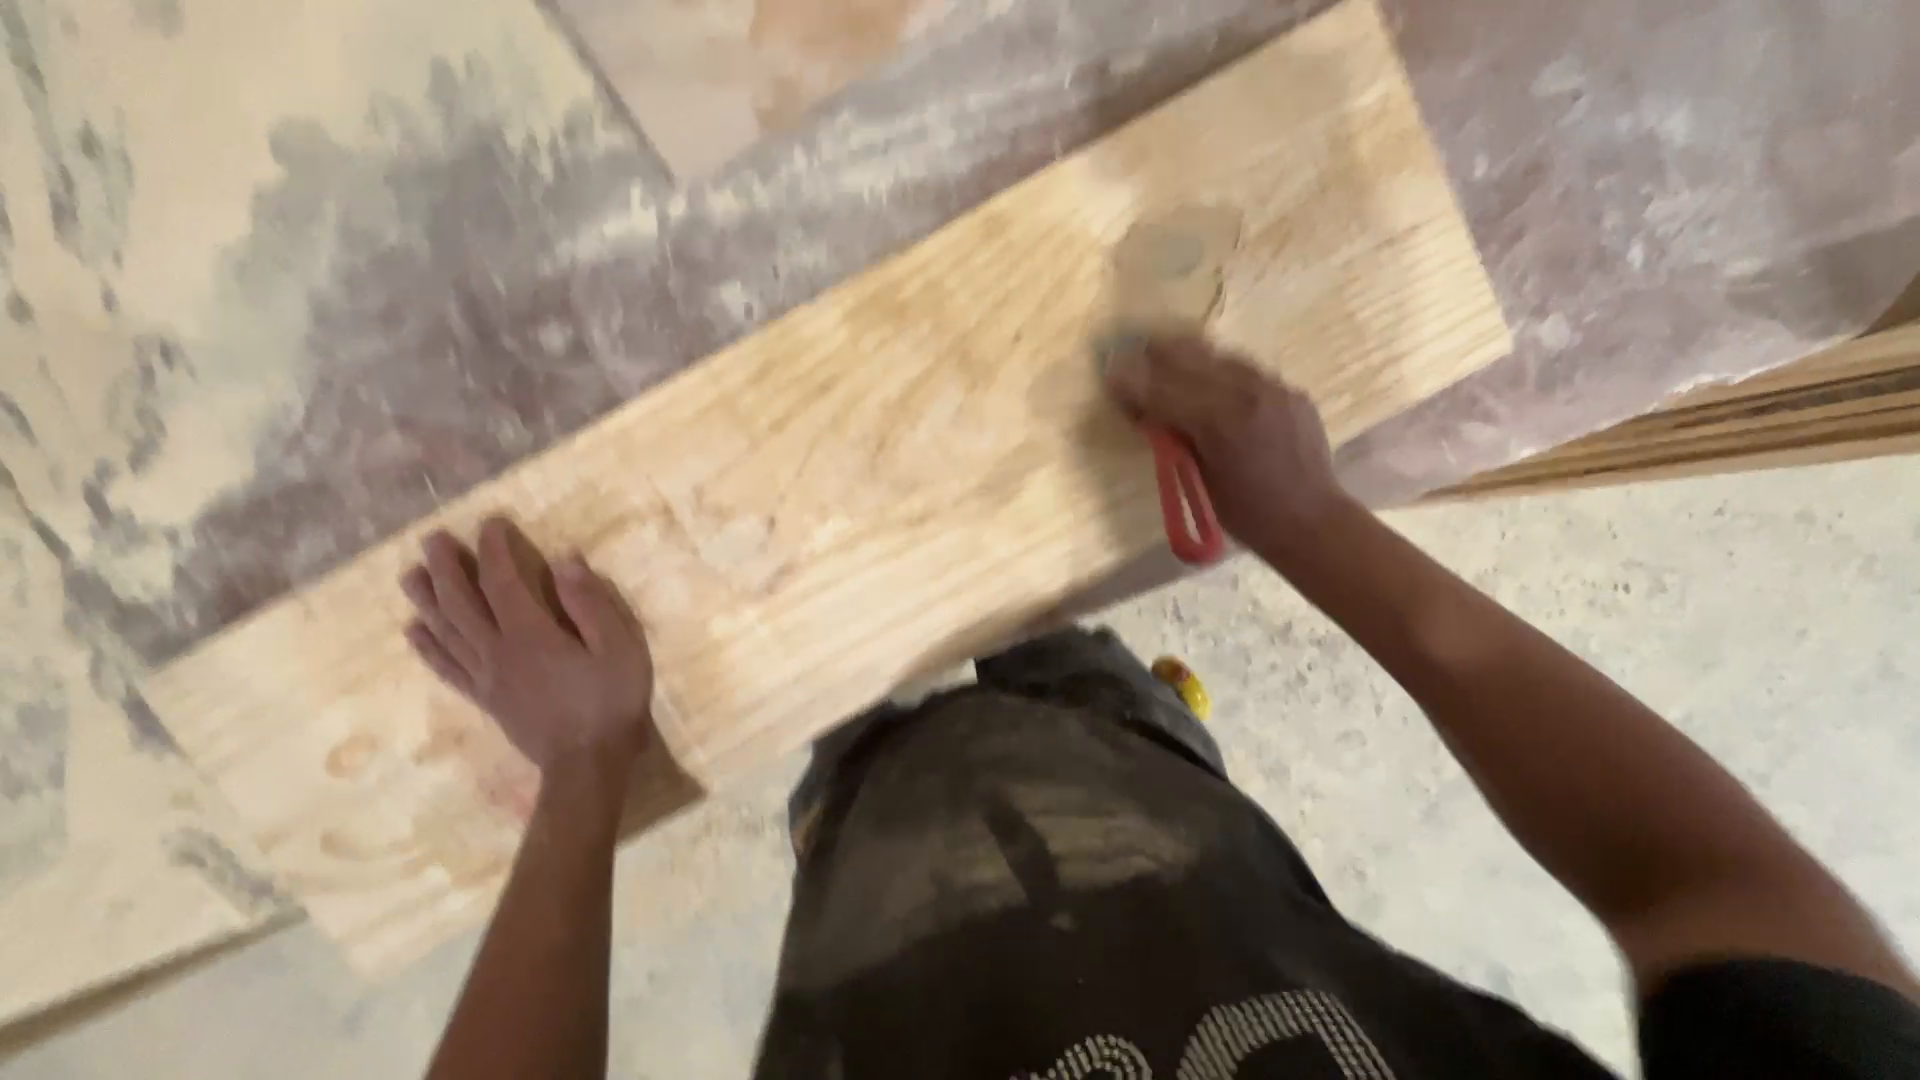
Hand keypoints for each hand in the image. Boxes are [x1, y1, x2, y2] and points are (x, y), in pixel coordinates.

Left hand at [400, 516, 654, 771]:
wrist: (588, 763)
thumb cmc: (611, 701)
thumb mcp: (619, 647)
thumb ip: (590, 604)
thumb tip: (564, 561)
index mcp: (531, 635)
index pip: (502, 582)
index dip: (493, 550)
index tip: (490, 522)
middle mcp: (498, 651)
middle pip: (460, 603)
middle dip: (446, 568)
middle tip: (432, 539)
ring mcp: (486, 677)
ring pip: (446, 632)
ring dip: (426, 601)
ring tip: (409, 574)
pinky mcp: (485, 699)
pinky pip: (447, 668)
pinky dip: (427, 648)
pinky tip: (414, 631)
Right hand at [1103, 335, 1349, 547]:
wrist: (1310, 520)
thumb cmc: (1246, 514)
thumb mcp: (1197, 479)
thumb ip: (1174, 438)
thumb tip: (1145, 411)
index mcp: (1219, 420)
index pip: (1164, 389)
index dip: (1133, 381)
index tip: (1109, 372)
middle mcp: (1248, 392)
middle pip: (1190, 358)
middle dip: (1155, 354)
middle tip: (1130, 351)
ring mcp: (1274, 386)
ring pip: (1219, 356)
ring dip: (1188, 355)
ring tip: (1163, 352)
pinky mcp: (1289, 390)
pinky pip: (1246, 371)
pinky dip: (1219, 371)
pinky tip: (1208, 378)